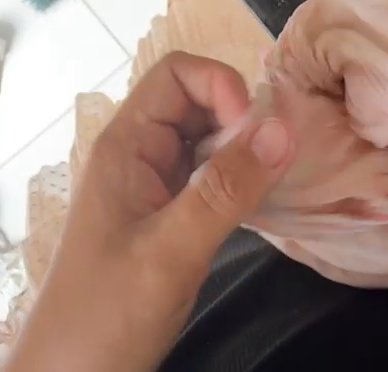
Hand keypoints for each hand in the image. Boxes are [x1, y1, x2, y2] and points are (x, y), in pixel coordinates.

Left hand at [9, 53, 294, 371]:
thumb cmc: (105, 314)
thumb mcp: (169, 253)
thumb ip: (225, 190)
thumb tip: (282, 127)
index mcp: (125, 143)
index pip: (176, 74)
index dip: (219, 86)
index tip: (252, 133)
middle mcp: (138, 153)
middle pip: (194, 101)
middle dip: (236, 118)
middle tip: (269, 164)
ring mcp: (150, 185)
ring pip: (204, 139)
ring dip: (239, 150)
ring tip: (268, 184)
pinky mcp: (164, 216)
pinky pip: (206, 176)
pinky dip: (235, 180)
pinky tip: (255, 205)